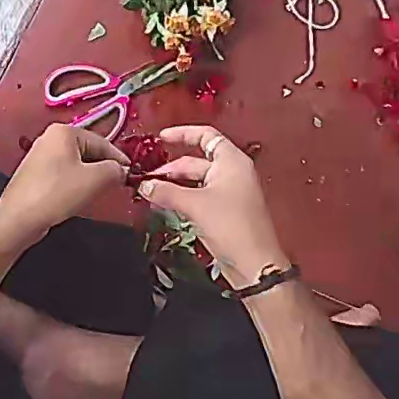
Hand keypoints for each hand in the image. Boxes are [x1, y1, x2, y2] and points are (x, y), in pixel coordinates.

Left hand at [0, 124, 129, 243]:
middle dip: (104, 168)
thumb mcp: (95, 179)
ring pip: (77, 164)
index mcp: (64, 131)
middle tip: (116, 185)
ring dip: (90, 177)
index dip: (119, 159)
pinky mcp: (35, 173)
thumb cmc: (57, 193)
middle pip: (89, 151)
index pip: (102, 142)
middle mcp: (50, 138)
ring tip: (97, 193)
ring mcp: (40, 155)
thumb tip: (122, 170)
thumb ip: (115, 170)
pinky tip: (77, 198)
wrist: (18, 219)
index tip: (132, 173)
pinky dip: (75, 183)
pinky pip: (64, 173)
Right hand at [139, 125, 287, 286]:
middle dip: (171, 167)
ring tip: (151, 191)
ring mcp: (229, 191)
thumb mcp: (195, 205)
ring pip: (196, 180)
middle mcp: (232, 172)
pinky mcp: (225, 210)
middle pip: (197, 160)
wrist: (254, 265)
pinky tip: (165, 203)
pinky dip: (183, 197)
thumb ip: (167, 192)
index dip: (182, 134)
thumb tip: (144, 186)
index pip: (206, 136)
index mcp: (231, 161)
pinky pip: (200, 195)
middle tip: (147, 178)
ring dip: (175, 184)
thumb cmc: (231, 226)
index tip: (161, 138)